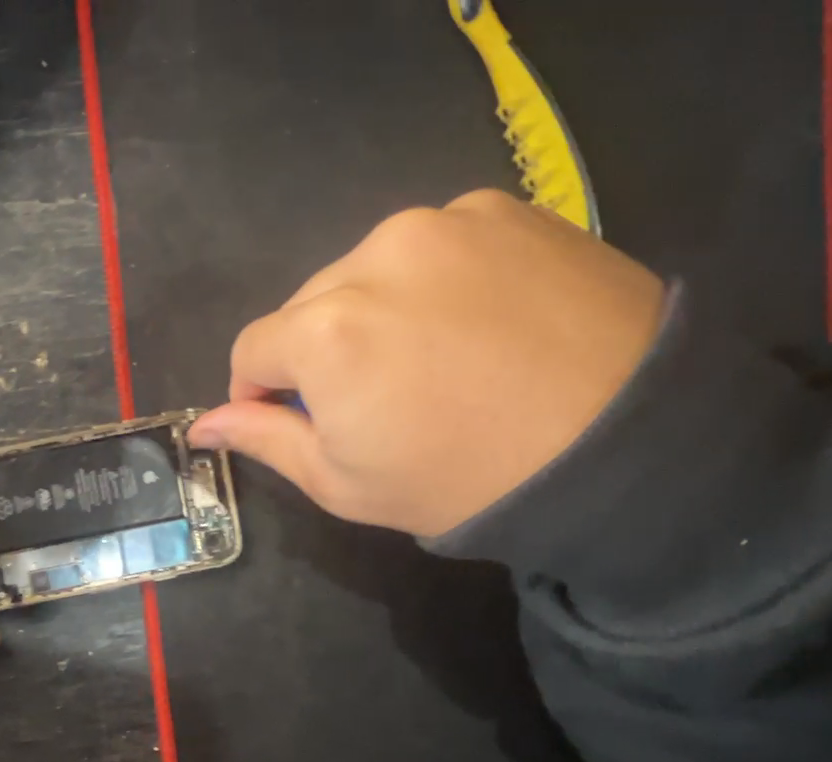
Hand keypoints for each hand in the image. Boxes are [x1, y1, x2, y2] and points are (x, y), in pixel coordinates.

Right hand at [188, 189, 666, 537]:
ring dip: (372, 308)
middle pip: (307, 304)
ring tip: (429, 356)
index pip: (252, 349)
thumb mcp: (344, 482)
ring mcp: (445, 223)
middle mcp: (373, 255)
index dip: (259, 390)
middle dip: (318, 349)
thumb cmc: (464, 478)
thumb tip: (201, 423)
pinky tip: (474, 322)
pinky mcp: (506, 209)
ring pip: (366, 268)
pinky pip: (433, 244)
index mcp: (325, 331)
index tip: (293, 419)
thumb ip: (264, 439)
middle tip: (373, 396)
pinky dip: (432, 280)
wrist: (629, 446)